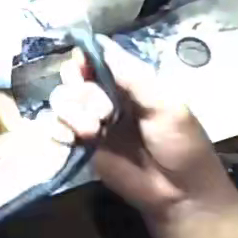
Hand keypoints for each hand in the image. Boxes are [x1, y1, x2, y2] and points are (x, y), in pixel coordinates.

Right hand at [49, 40, 237, 229]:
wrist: (180, 196)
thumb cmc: (182, 145)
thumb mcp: (165, 105)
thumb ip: (132, 76)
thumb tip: (101, 42)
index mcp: (128, 83)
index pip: (96, 59)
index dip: (84, 58)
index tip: (83, 65)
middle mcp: (106, 98)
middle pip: (73, 78)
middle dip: (80, 89)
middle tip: (101, 111)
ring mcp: (92, 122)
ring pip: (61, 101)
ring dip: (72, 112)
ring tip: (93, 131)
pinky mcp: (82, 146)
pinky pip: (56, 128)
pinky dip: (59, 129)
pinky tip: (76, 139)